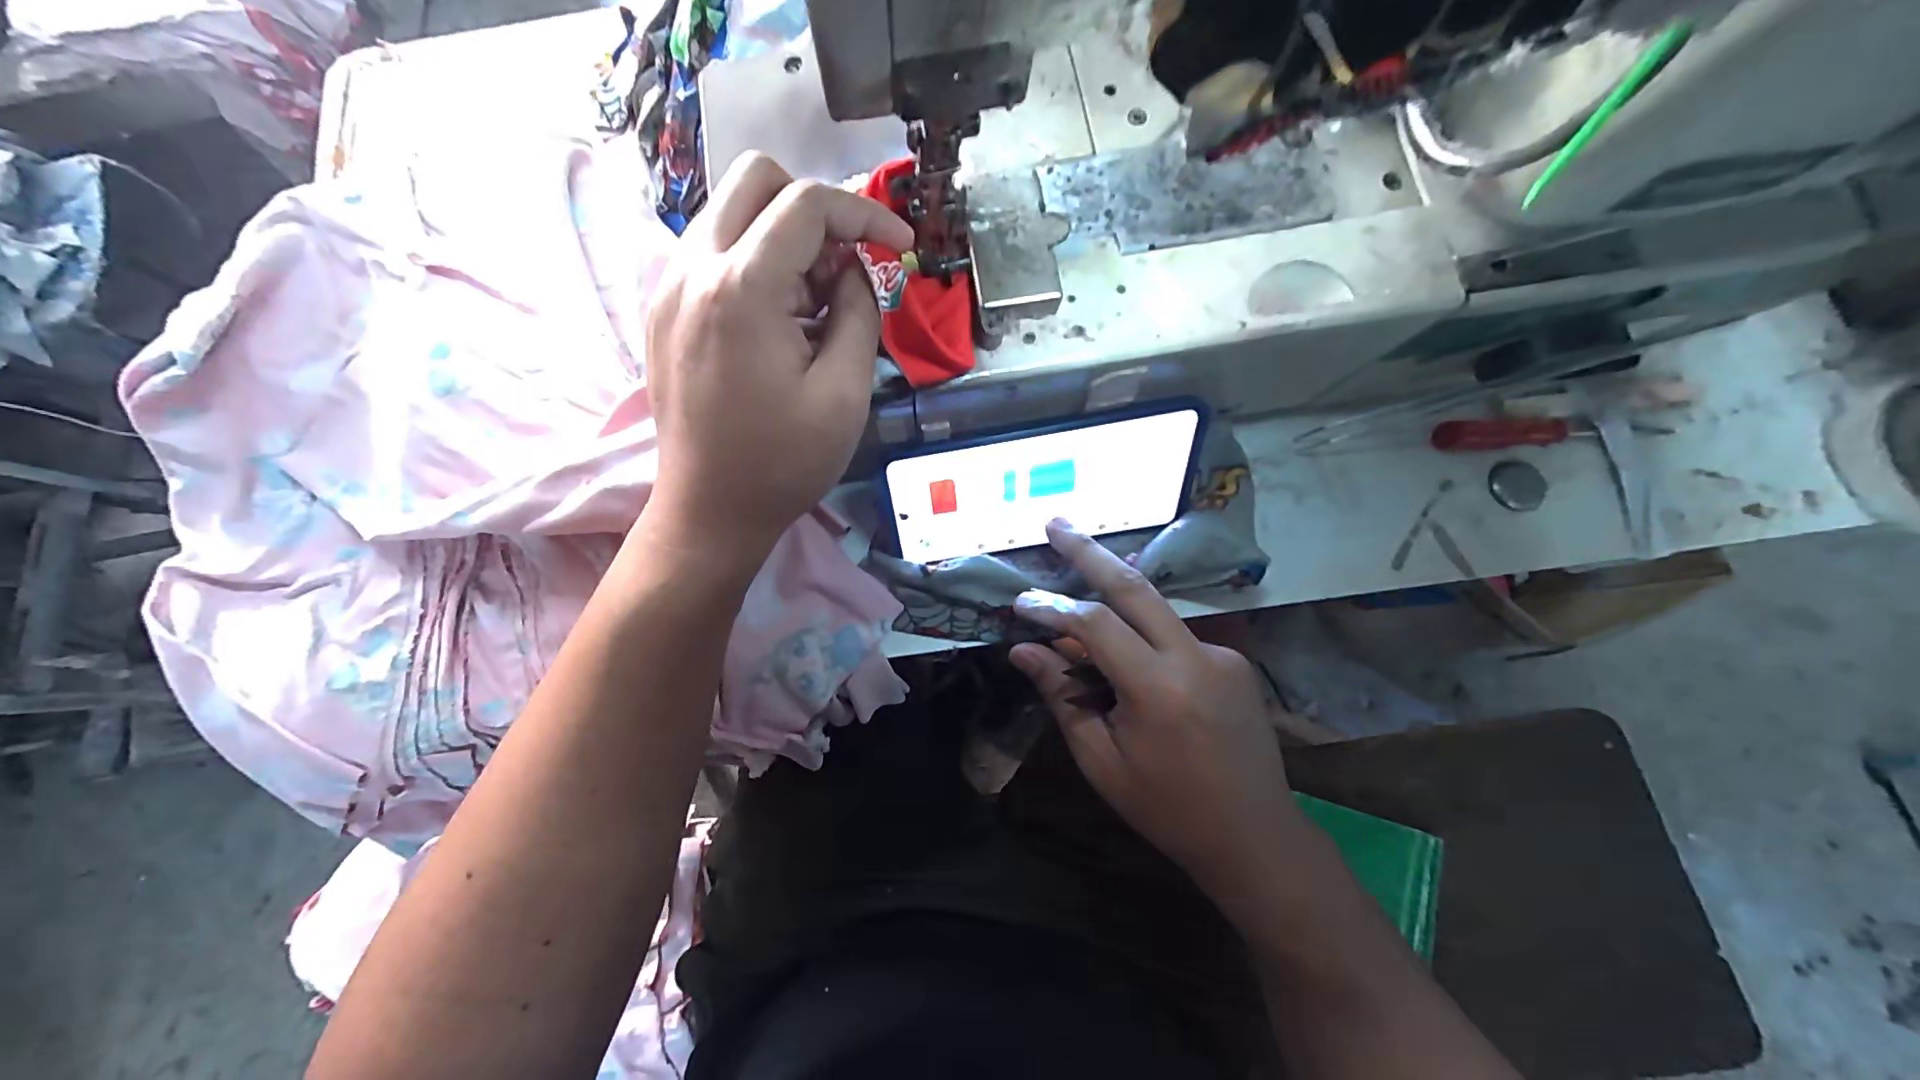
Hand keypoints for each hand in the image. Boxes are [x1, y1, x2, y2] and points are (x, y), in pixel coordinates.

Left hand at [643, 153, 914, 557]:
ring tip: (813, 304)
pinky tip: (777, 320)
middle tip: (845, 270)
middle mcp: (692, 269)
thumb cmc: (783, 463)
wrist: (710, 511)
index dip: (866, 214)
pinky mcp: (663, 309)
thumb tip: (854, 271)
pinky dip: (754, 261)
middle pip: (757, 178)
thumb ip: (858, 313)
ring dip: (784, 236)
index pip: (807, 203)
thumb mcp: (844, 393)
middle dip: (816, 210)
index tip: (899, 248)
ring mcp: (668, 286)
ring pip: (730, 211)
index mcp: (740, 288)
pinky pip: (712, 251)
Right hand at [1008, 519, 1306, 898]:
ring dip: (1115, 591)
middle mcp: (1194, 658)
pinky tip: (1126, 651)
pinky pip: (1174, 634)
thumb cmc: (1167, 808)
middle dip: (1090, 551)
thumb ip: (1063, 698)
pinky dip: (1142, 633)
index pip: (1094, 624)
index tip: (1020, 602)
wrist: (1256, 836)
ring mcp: (1220, 655)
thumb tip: (1025, 650)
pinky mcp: (1234, 661)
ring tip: (1080, 571)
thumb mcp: (1102, 762)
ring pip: (1155, 608)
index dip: (1052, 607)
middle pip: (1134, 586)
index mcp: (1158, 689)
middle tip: (1056, 523)